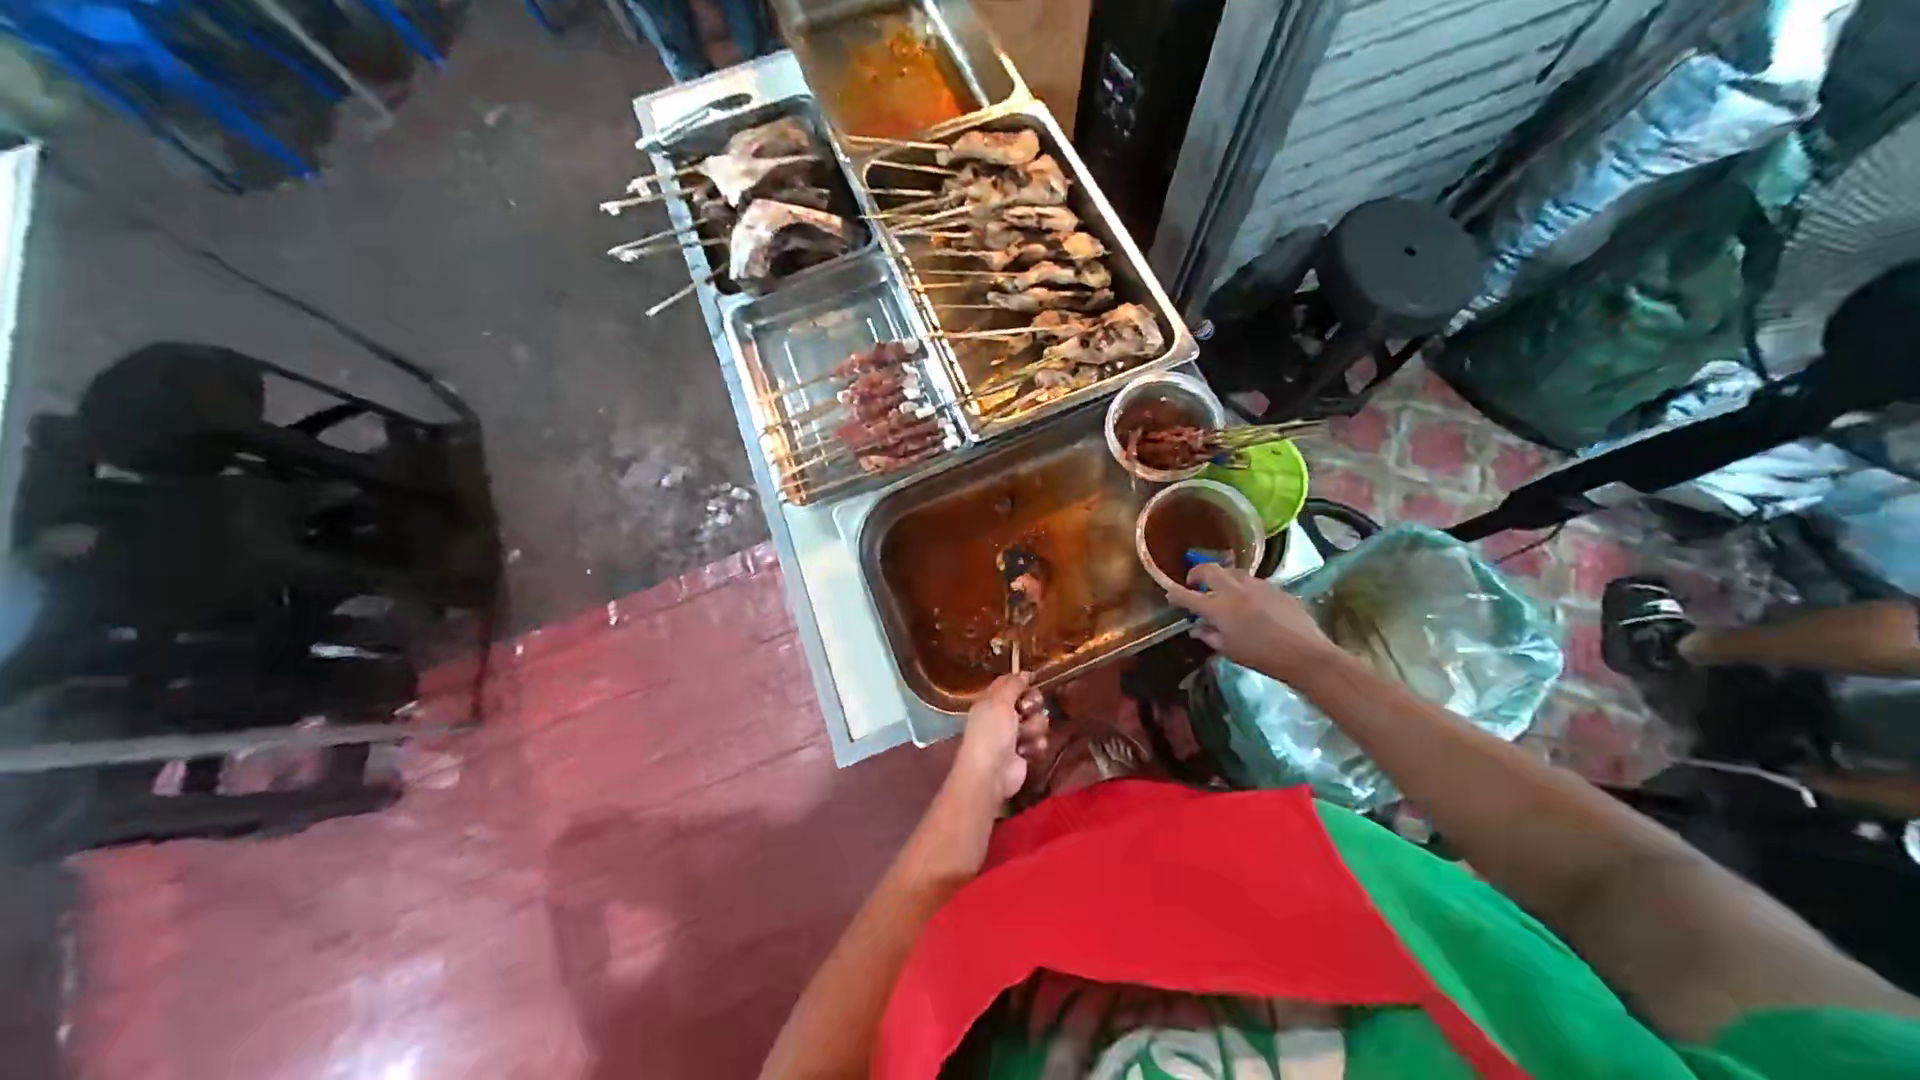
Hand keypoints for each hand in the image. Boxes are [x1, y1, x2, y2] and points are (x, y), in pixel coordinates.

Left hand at [951, 674, 1051, 801]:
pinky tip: (1025, 751)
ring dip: (1034, 728)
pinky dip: (1034, 746)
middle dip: (1032, 705)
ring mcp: (1015, 735)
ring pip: (1038, 721)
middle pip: (1028, 700)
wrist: (991, 773)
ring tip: (1024, 737)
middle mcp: (1003, 715)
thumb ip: (1013, 684)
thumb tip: (1024, 672)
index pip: (1009, 683)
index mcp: (991, 700)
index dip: (1022, 680)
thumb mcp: (999, 701)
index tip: (1034, 679)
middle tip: (1026, 711)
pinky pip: (1040, 741)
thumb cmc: (991, 732)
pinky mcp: (1025, 752)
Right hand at [1165, 562, 1343, 682]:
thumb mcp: (1229, 650)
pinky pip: (1253, 582)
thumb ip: (1209, 636)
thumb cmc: (1261, 657)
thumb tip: (1197, 628)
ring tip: (1223, 591)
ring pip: (1232, 572)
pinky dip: (1244, 587)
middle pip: (1209, 570)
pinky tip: (1250, 601)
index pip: (1188, 596)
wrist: (1304, 653)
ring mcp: (1256, 585)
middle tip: (1195, 583)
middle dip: (1197, 573)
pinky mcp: (1275, 587)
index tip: (1170, 593)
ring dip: (1222, 578)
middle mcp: (1234, 590)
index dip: (1176, 594)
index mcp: (1218, 608)